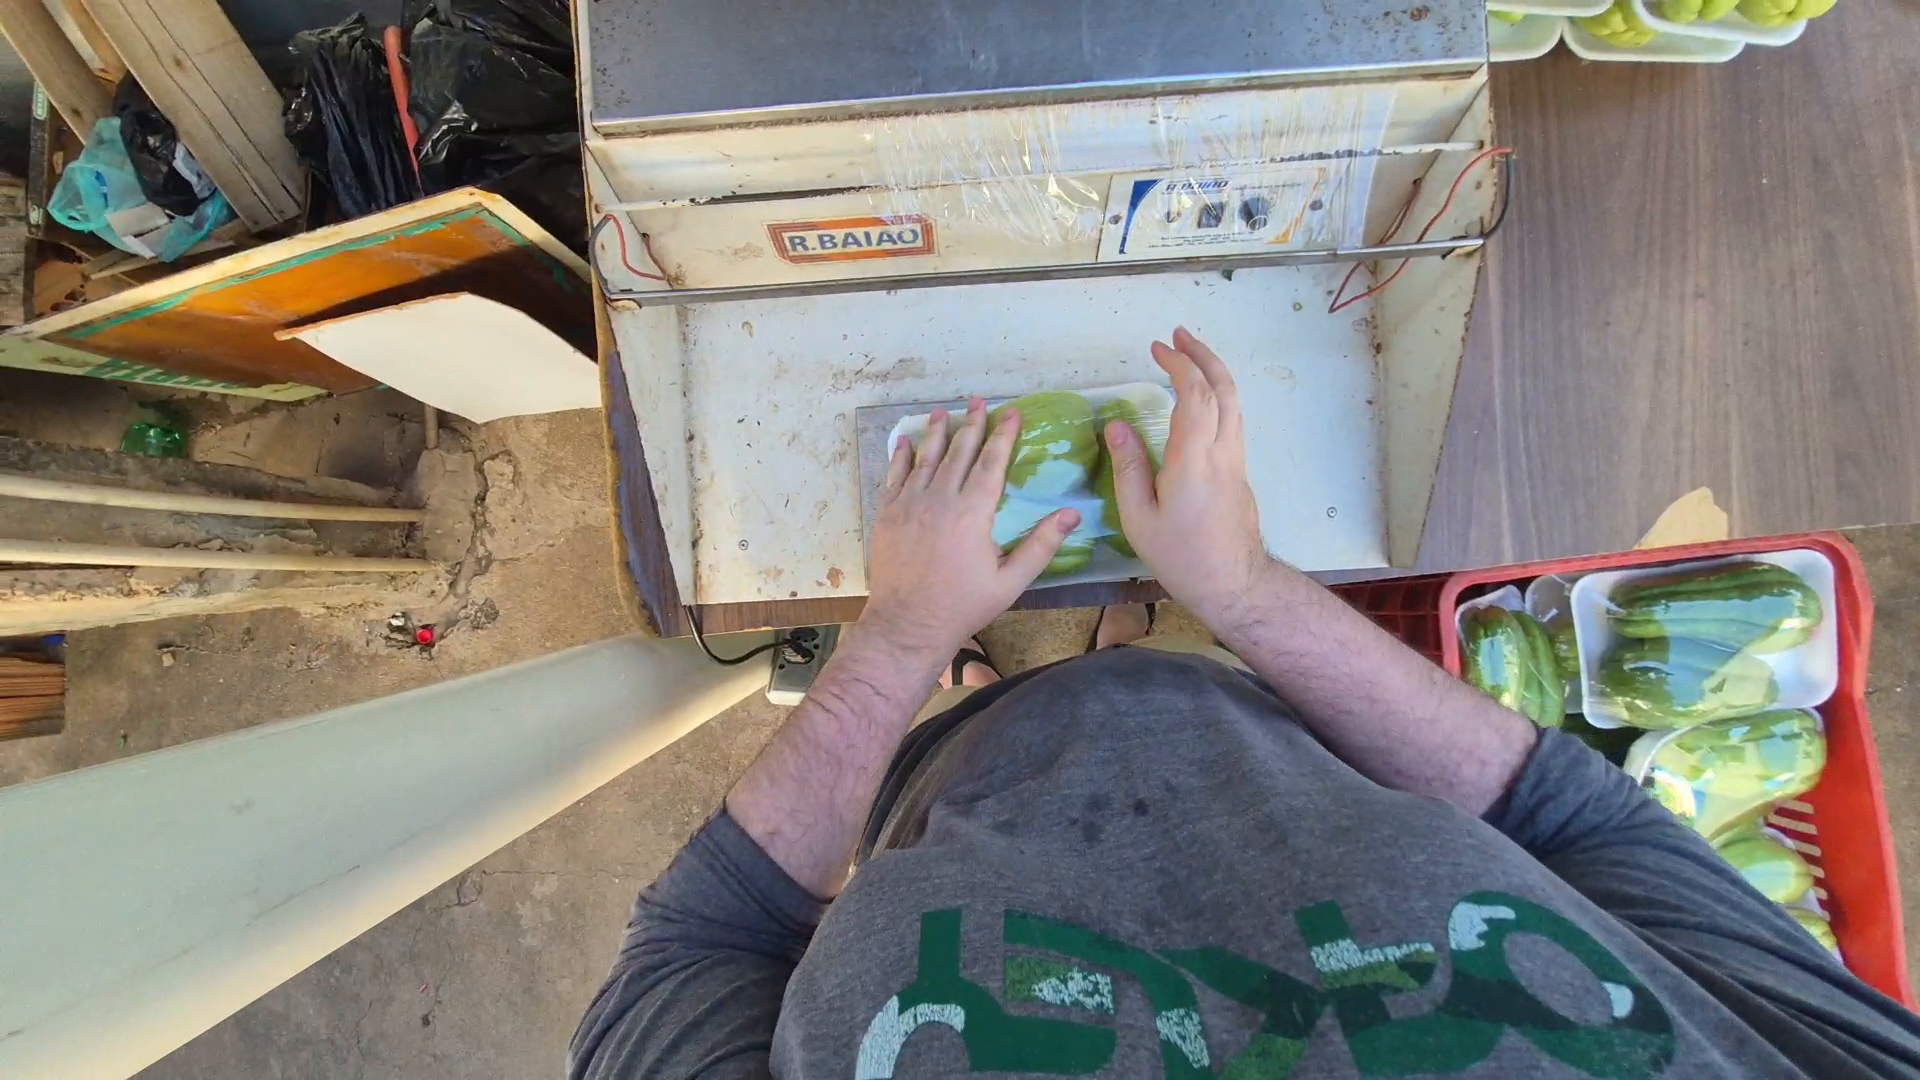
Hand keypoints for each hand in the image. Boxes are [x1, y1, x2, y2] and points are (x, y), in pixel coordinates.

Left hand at [863, 398, 1079, 659]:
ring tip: (943, 411)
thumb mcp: (1010, 581)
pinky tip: (905, 441)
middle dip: (972, 423)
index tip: (1012, 412)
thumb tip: (1073, 513)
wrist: (907, 625)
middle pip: (959, 451)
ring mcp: (909, 504)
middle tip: (979, 400)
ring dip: (936, 432)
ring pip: (926, 458)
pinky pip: (895, 476)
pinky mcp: (887, 514)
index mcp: (973, 512)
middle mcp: (940, 499)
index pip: (992, 461)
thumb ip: (1041, 545)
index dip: (1004, 434)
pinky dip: (901, 456)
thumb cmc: (963, 606)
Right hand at [1106, 327, 1272, 626]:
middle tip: (1178, 335)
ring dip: (1214, 372)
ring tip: (1189, 356)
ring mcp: (1236, 460)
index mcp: (1193, 460)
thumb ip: (1129, 468)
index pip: (1194, 396)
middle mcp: (1222, 451)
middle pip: (1223, 388)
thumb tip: (1117, 426)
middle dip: (1202, 355)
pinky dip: (1217, 395)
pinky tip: (1199, 400)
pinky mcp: (1239, 471)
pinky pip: (1232, 419)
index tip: (1157, 349)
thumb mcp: (1140, 518)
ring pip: (1235, 402)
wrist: (1233, 583)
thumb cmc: (1181, 556)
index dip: (1178, 365)